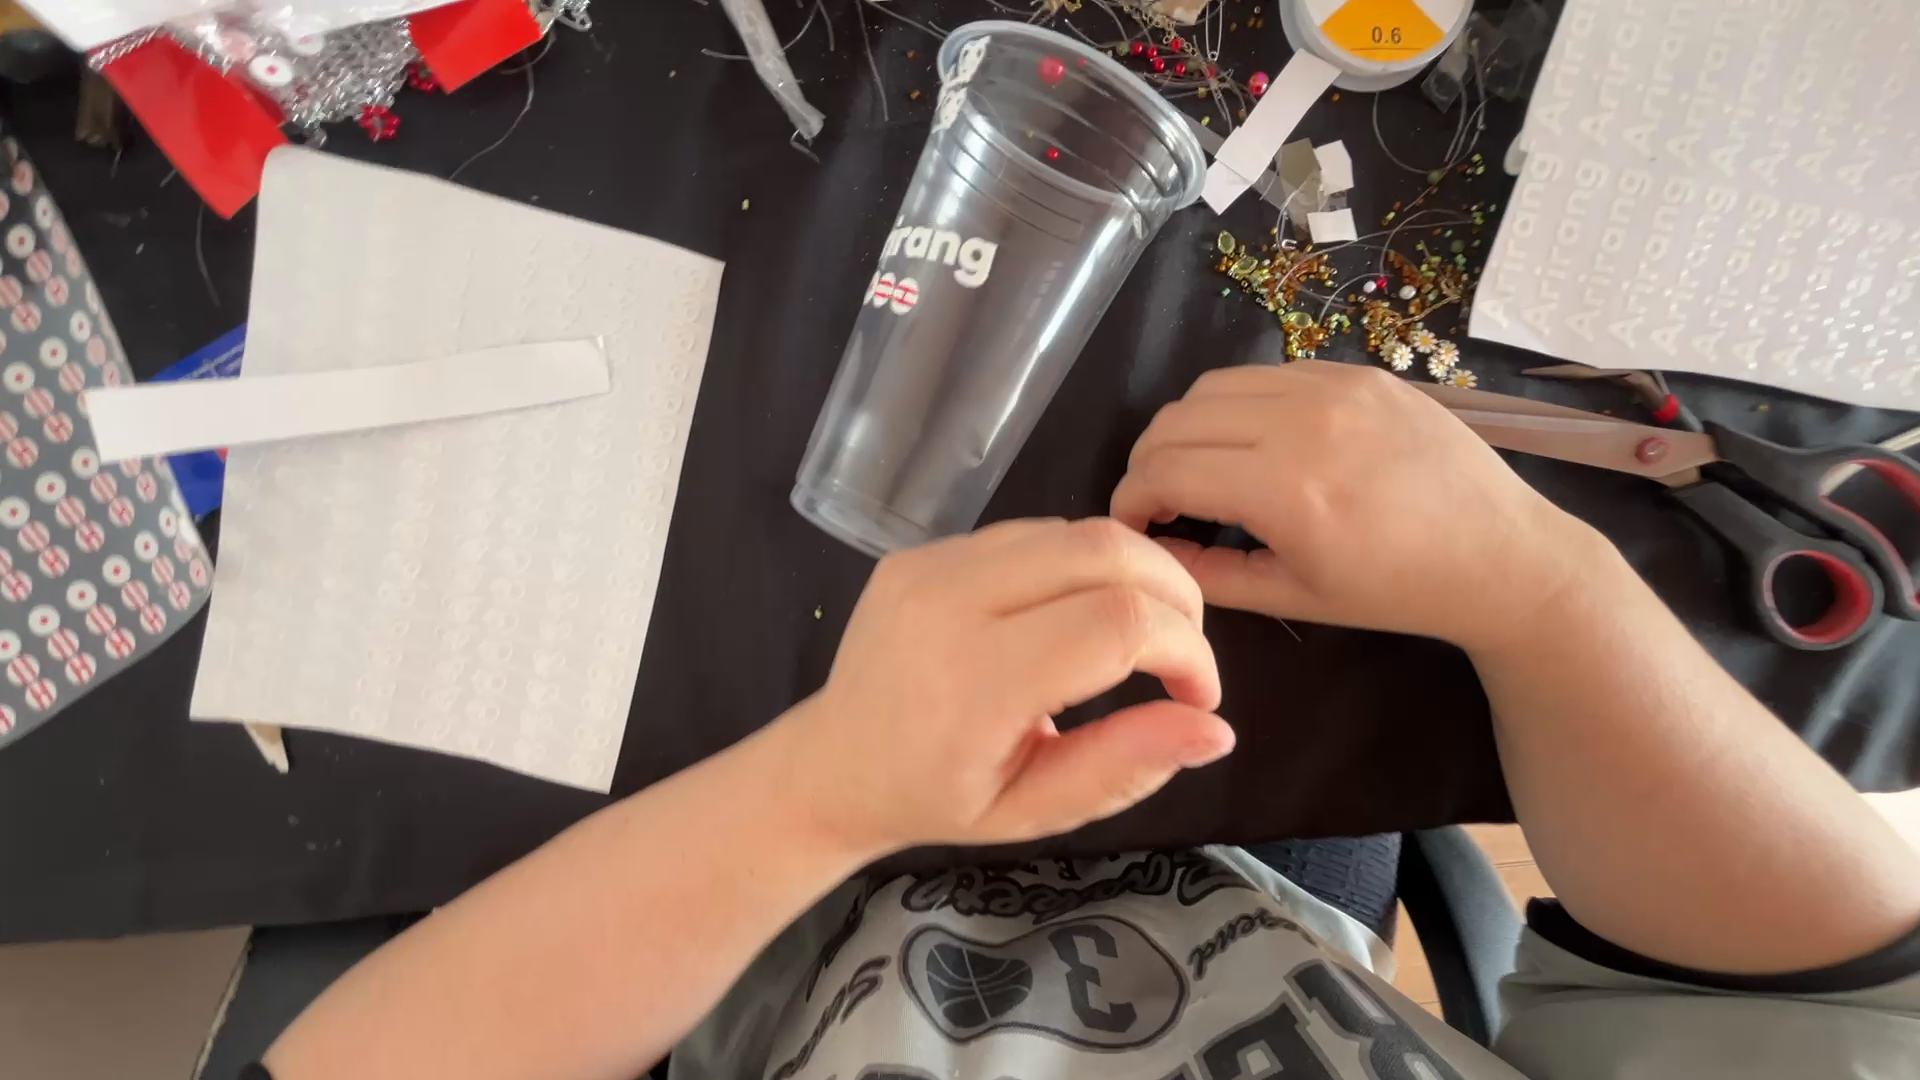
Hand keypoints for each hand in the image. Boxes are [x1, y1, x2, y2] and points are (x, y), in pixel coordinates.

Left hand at [783, 518, 1234, 855]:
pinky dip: (1078, 563)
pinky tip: (1073, 610)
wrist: (833, 762)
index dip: (1187, 649)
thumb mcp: (1034, 810)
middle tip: (1183, 649)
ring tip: (1137, 630)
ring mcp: (929, 564)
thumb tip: (1216, 728)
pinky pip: (1028, 533)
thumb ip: (1124, 767)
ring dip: (1130, 571)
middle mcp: (948, 601)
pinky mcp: (921, 551)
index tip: (1198, 696)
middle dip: (1174, 591)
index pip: (1116, 623)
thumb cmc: (935, 799)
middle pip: (1103, 550)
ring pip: (1071, 529)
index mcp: (974, 682)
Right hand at [1110, 361, 1600, 650]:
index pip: (1164, 471)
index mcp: (1286, 488)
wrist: (1505, 554)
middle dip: (1146, 464)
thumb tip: (1149, 549)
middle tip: (1158, 501)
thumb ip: (1206, 573)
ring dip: (1186, 429)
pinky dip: (1235, 407)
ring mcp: (1332, 386)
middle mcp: (1302, 421)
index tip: (1131, 523)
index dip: (1128, 500)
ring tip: (1201, 467)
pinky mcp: (1356, 371)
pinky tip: (1254, 442)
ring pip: (1210, 387)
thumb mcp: (1292, 597)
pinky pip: (1263, 375)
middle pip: (1174, 421)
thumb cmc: (1396, 590)